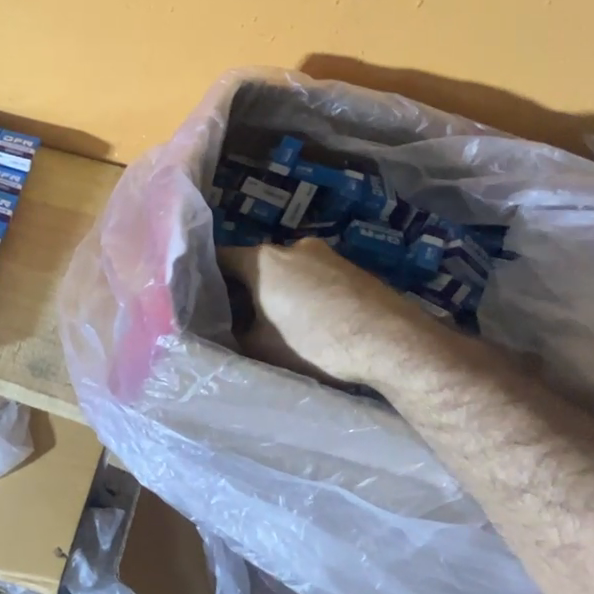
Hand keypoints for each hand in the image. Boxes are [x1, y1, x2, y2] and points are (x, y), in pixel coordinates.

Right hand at [217, 239, 432, 386]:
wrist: (394, 344)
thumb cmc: (315, 342)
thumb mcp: (258, 346)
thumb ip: (232, 334)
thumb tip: (220, 330)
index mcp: (261, 260)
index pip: (218, 258)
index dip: (204, 278)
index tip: (198, 298)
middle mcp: (293, 247)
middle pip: (255, 265)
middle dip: (244, 288)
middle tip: (237, 317)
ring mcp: (328, 255)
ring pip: (288, 272)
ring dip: (279, 292)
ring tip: (278, 323)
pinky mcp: (355, 270)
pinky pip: (315, 279)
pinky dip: (306, 295)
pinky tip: (312, 322)